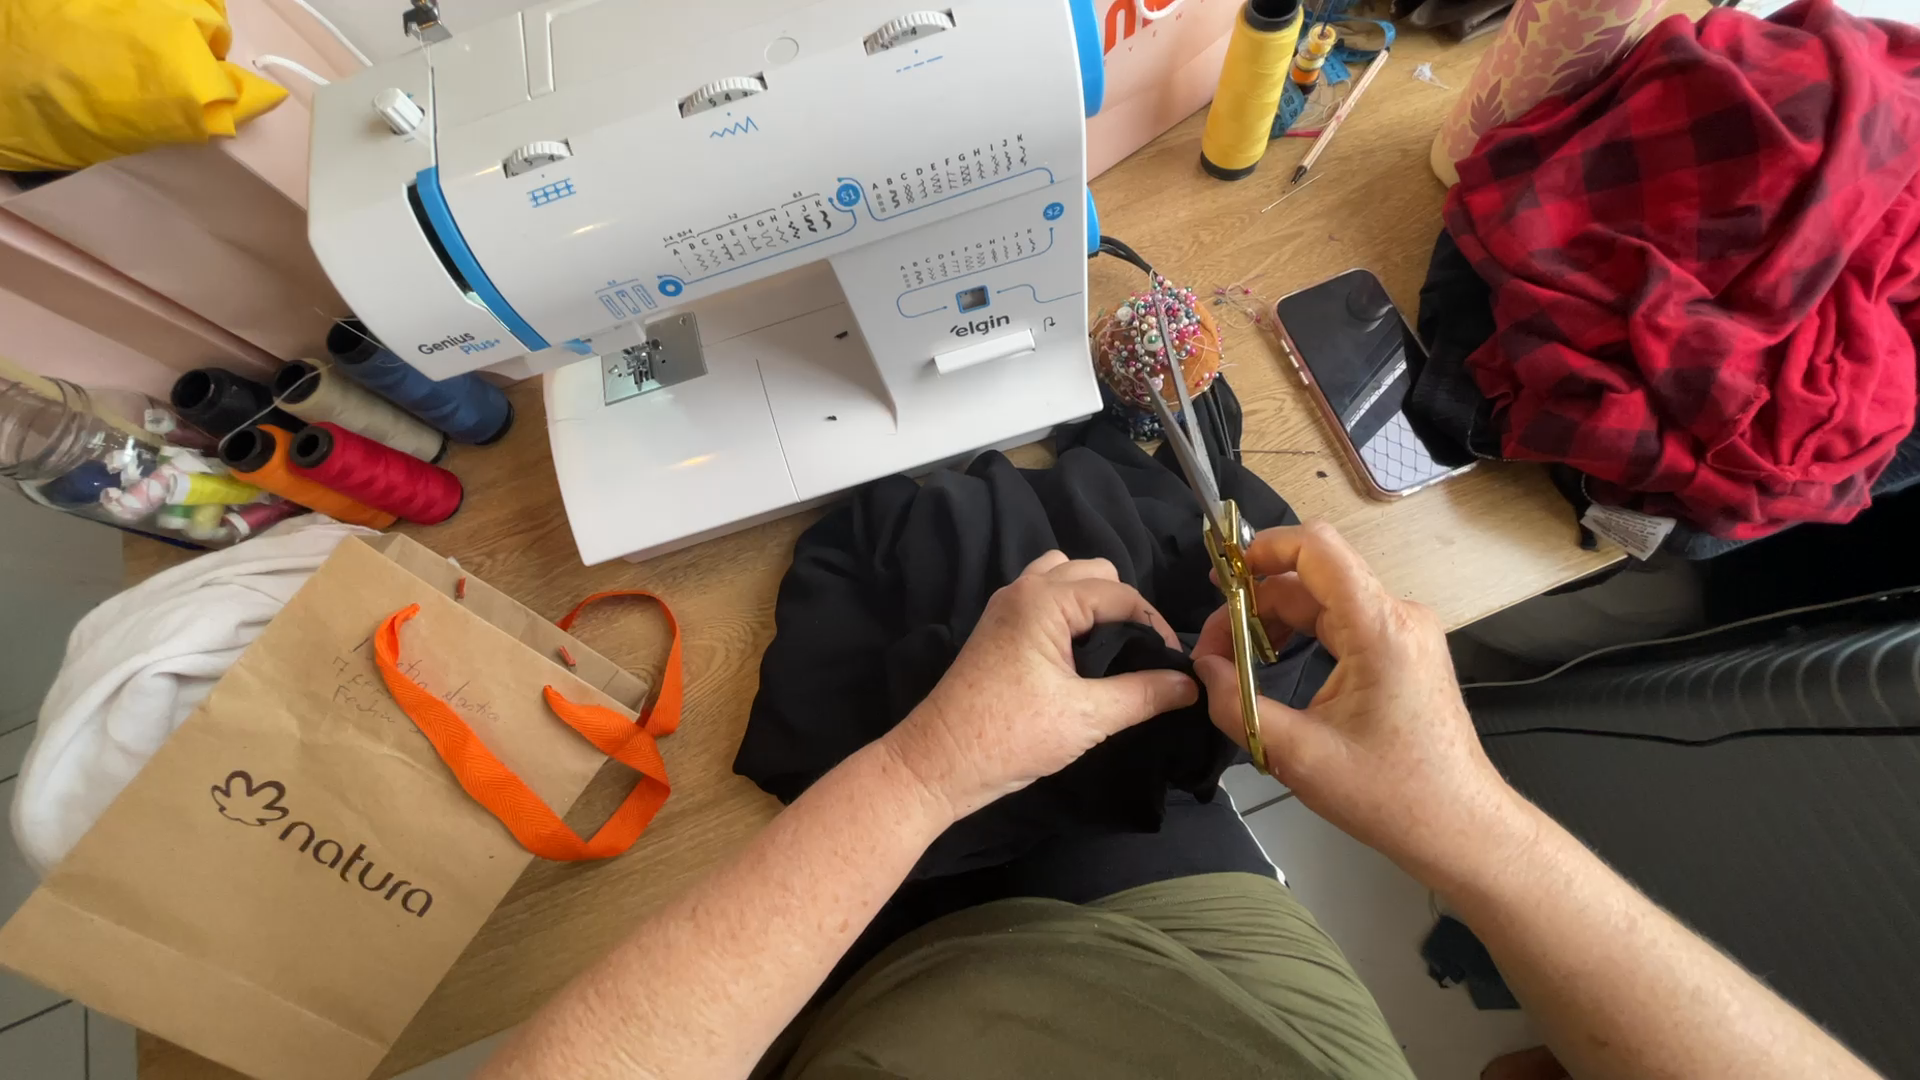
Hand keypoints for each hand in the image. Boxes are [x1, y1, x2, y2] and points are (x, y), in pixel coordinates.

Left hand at [883, 551, 1198, 822]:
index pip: (1120, 593)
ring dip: (1094, 602)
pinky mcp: (998, 627)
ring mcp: (1006, 605)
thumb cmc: (1010, 736)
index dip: (1154, 625)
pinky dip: (1069, 610)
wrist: (940, 761)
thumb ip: (1144, 694)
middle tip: (1143, 653)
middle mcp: (1024, 589)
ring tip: (1113, 646)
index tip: (1174, 664)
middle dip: (1125, 605)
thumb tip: (1190, 684)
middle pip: (1092, 572)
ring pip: (1064, 578)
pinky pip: (1043, 598)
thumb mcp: (1087, 717)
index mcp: (1045, 600)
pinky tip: (1081, 652)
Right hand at [1191, 523, 1528, 886]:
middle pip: (1307, 577)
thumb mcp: (1296, 755)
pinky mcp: (1397, 649)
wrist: (1461, 830)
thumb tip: (1202, 668)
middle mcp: (1396, 616)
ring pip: (1316, 598)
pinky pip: (1334, 620)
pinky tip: (1269, 663)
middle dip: (1250, 603)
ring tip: (1234, 659)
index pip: (1317, 548)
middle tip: (1213, 647)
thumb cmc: (1389, 796)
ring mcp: (1400, 631)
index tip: (1221, 579)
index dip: (1262, 548)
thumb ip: (1235, 706)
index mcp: (1380, 629)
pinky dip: (1294, 632)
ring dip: (1268, 620)